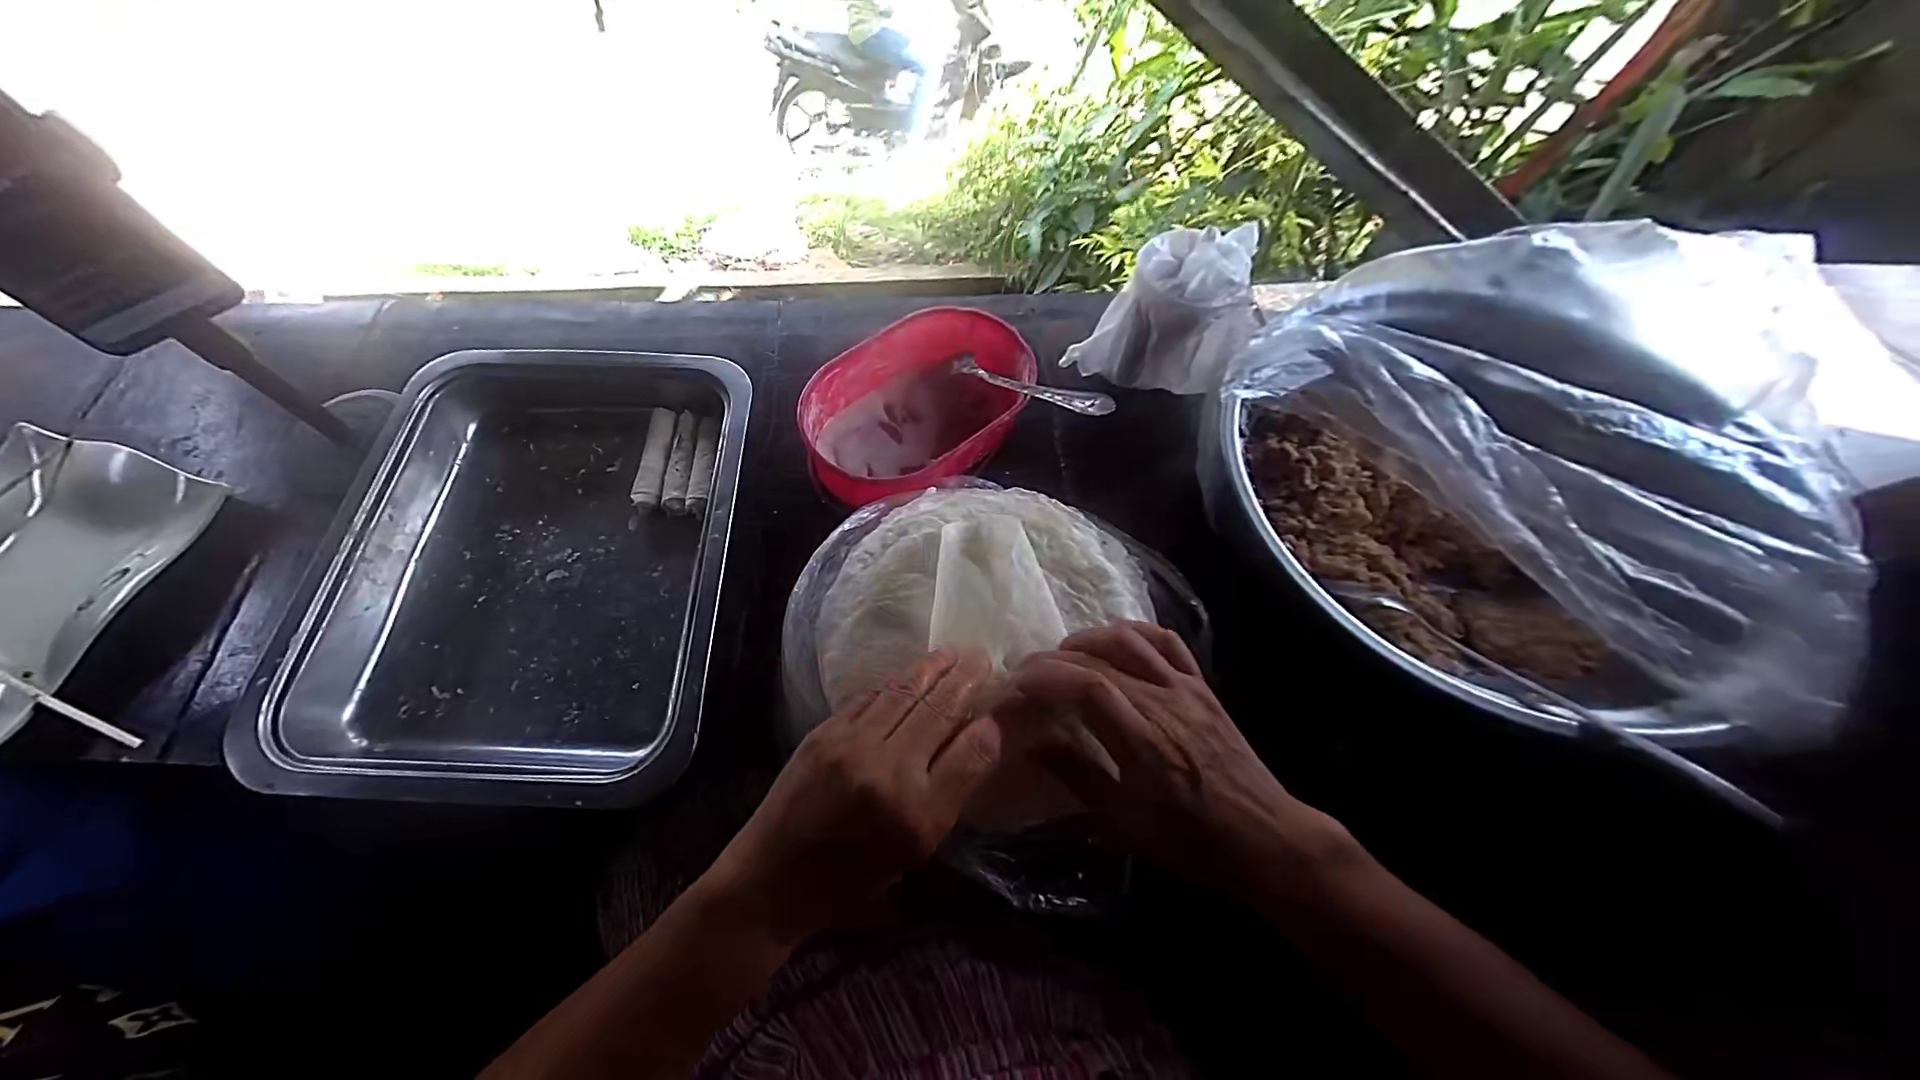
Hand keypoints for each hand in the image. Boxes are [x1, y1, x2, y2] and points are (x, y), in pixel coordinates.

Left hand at [701, 649, 1001, 944]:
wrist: (774, 877)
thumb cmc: (852, 877)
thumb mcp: (915, 851)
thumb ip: (950, 793)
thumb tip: (978, 739)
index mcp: (917, 814)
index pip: (971, 753)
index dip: (991, 724)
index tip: (999, 703)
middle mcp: (887, 771)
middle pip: (939, 710)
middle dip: (966, 679)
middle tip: (983, 658)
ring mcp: (851, 745)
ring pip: (905, 692)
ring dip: (933, 668)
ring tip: (953, 653)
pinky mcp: (824, 731)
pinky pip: (871, 696)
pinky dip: (896, 681)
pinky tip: (911, 672)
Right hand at [1006, 622, 1346, 896]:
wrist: (1265, 837)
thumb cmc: (1192, 840)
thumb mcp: (1125, 824)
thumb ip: (1078, 777)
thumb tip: (1036, 742)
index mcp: (1144, 739)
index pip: (1087, 686)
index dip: (1046, 677)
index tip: (1016, 684)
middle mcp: (1164, 701)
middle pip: (1100, 661)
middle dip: (1054, 661)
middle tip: (1025, 674)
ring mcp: (1186, 688)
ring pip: (1130, 640)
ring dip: (1088, 639)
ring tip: (1062, 655)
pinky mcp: (1202, 686)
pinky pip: (1167, 642)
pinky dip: (1134, 631)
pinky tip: (1114, 640)